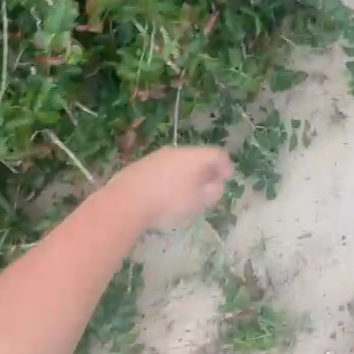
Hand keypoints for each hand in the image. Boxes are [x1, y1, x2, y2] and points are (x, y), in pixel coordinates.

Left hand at [102, 146, 232, 230]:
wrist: (126, 201)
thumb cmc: (169, 202)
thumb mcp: (198, 202)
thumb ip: (213, 191)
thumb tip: (216, 184)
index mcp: (195, 156)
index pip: (217, 155)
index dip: (226, 166)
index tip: (227, 179)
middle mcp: (177, 151)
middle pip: (197, 157)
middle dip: (206, 170)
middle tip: (209, 186)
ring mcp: (157, 157)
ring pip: (179, 162)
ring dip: (187, 174)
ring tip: (186, 192)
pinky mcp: (140, 166)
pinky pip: (163, 169)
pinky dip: (170, 178)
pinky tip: (165, 193)